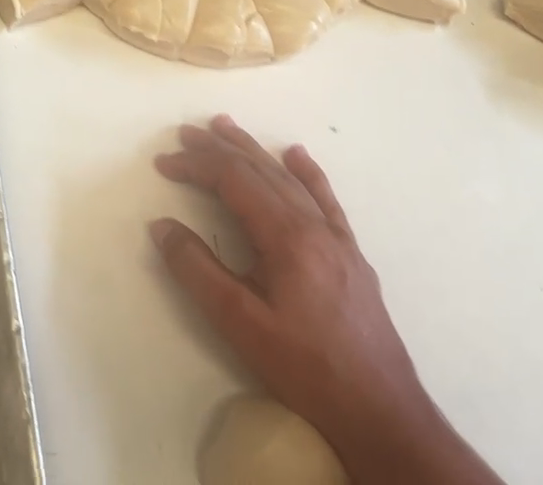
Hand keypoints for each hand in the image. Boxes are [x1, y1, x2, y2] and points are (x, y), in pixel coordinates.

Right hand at [152, 116, 493, 481]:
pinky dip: (308, 174)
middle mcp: (316, 228)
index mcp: (288, 238)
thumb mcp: (238, 321)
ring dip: (256, 152)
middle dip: (221, 149)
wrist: (381, 413)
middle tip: (187, 131)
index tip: (163, 164)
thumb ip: (196, 269)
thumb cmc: (305, 367)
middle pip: (263, 172)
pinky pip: (326, 201)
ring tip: (229, 128)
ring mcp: (338, 241)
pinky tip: (298, 157)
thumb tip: (162, 226)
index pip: (235, 182)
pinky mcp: (350, 258)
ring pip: (292, 180)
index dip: (196, 166)